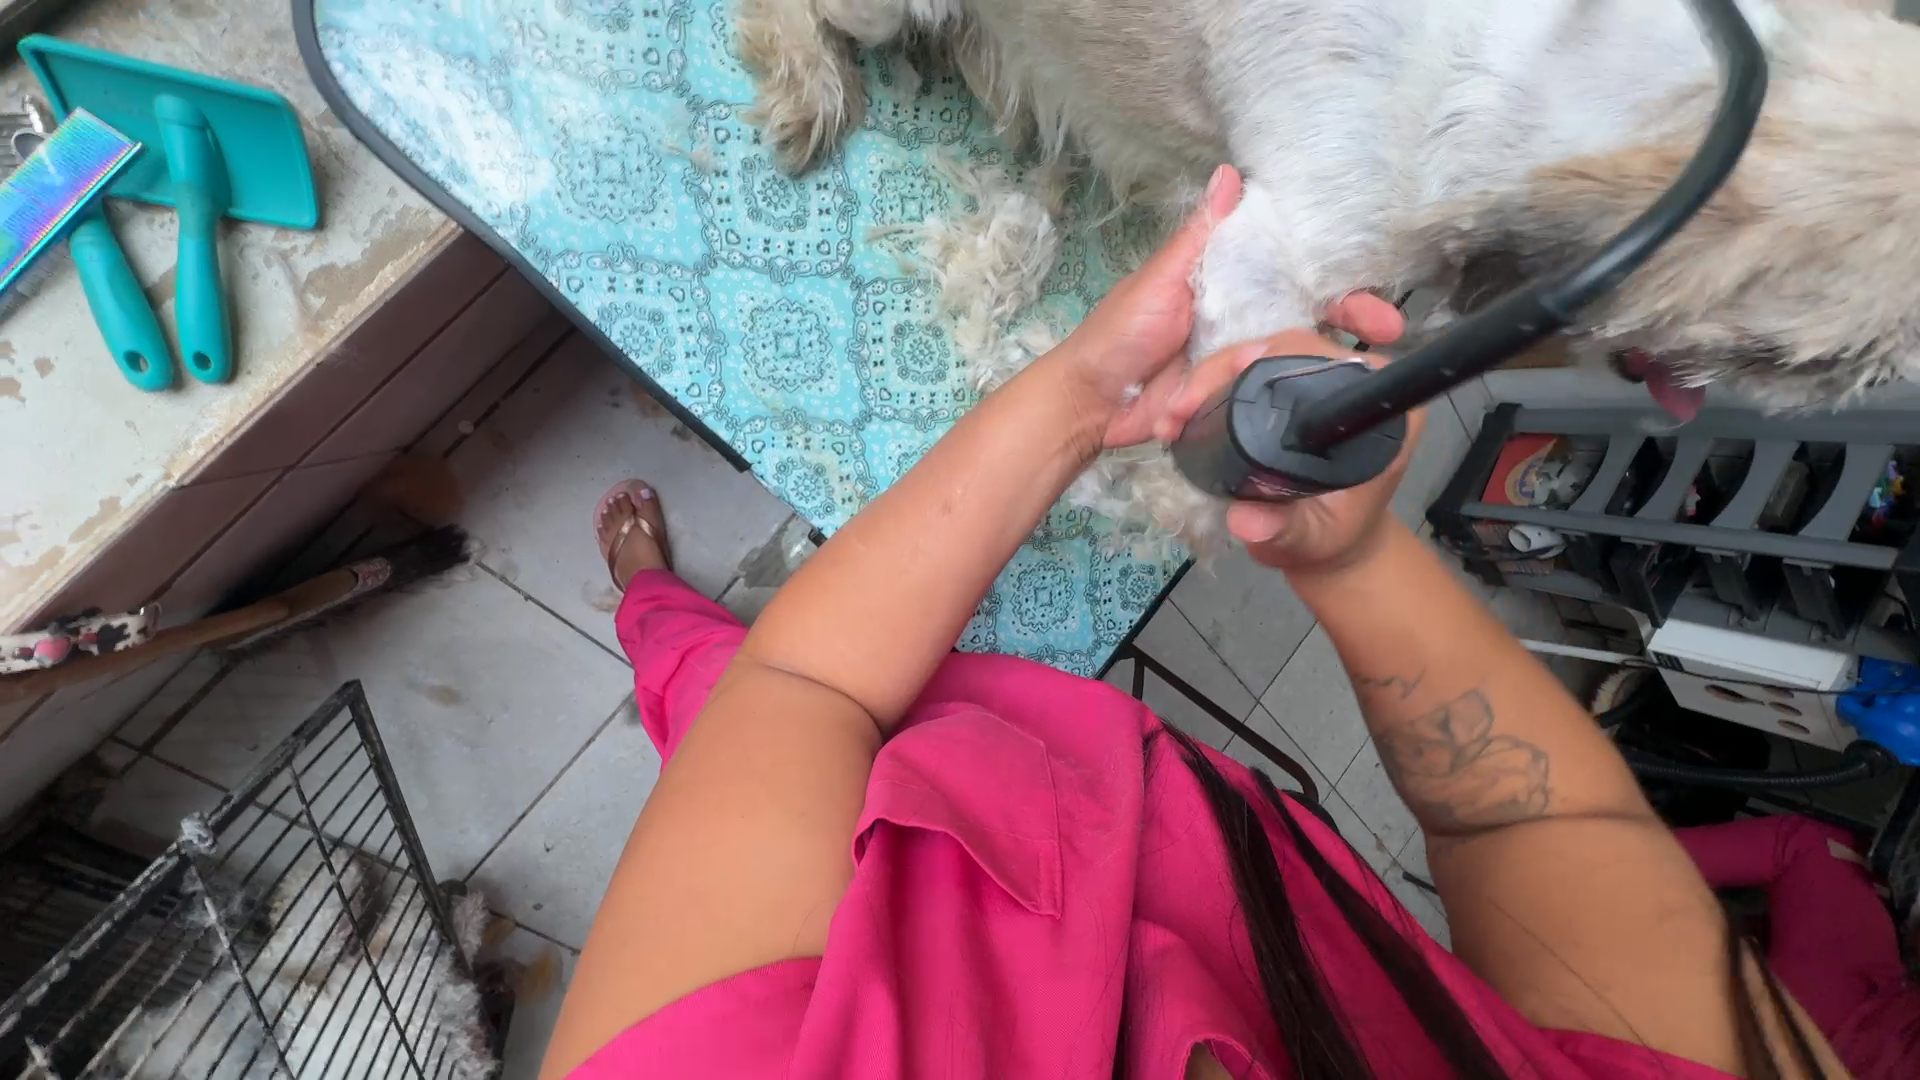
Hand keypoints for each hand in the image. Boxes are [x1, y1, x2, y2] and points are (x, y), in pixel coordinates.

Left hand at [1047, 163, 1409, 450]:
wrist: (1091, 403)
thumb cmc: (1119, 335)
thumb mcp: (1159, 282)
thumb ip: (1198, 239)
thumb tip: (1231, 174)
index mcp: (1229, 284)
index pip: (1294, 272)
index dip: (1337, 279)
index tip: (1376, 289)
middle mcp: (1242, 320)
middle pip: (1308, 317)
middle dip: (1352, 325)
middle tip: (1388, 340)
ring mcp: (1237, 363)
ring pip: (1293, 359)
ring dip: (1326, 366)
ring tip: (1361, 376)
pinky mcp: (1229, 401)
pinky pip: (1264, 398)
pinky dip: (1289, 402)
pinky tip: (1323, 409)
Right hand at [1153, 327, 1421, 579]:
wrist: (1323, 542)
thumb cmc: (1326, 541)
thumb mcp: (1306, 540)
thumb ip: (1283, 530)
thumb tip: (1249, 522)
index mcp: (1378, 413)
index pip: (1326, 364)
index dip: (1272, 364)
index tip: (1222, 388)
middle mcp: (1356, 384)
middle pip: (1285, 348)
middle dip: (1222, 371)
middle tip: (1178, 410)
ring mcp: (1320, 379)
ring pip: (1259, 352)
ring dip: (1208, 376)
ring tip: (1171, 416)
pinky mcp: (1290, 385)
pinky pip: (1248, 366)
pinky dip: (1210, 383)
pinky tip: (1180, 409)